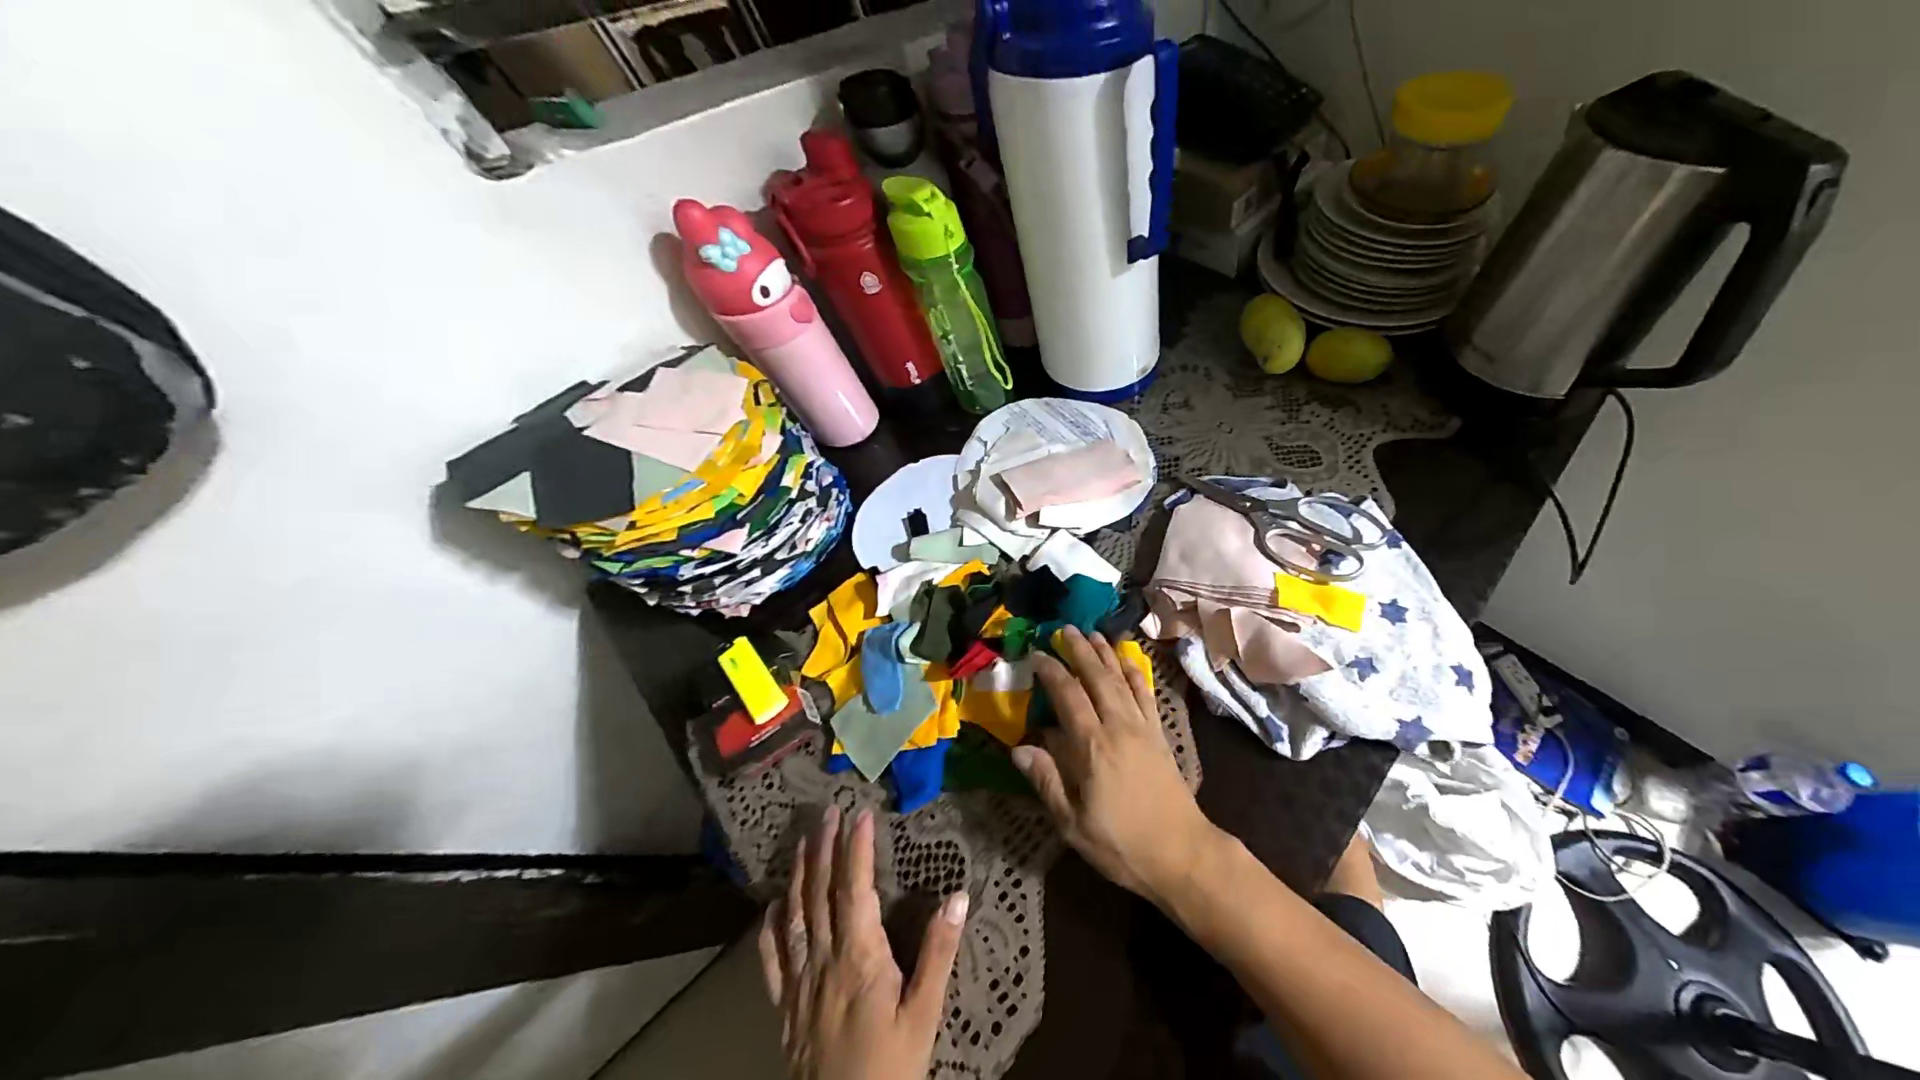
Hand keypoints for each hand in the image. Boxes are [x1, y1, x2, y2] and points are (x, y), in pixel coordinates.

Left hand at [758, 805, 969, 1079]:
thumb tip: (958, 896)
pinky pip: (773, 960)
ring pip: (794, 916)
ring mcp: (800, 982)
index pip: (855, 889)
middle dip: (824, 849)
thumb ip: (938, 953)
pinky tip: (771, 907)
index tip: (860, 814)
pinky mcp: (786, 1006)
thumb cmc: (892, 1066)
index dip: (856, 848)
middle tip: (828, 813)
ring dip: (799, 875)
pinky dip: (770, 929)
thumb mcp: (925, 1014)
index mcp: (859, 956)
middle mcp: (824, 959)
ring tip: (803, 842)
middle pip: (820, 894)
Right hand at [1013, 627, 1222, 905]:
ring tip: (1093, 633)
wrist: (1183, 855)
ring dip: (1106, 654)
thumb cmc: (1122, 844)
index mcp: (1093, 747)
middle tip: (1064, 628)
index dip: (1051, 672)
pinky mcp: (1160, 735)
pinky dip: (1135, 673)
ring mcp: (1143, 728)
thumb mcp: (1074, 823)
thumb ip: (1047, 782)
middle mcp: (1119, 728)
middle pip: (1097, 678)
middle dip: (1080, 650)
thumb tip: (1018, 748)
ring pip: (1122, 680)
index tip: (1036, 654)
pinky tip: (1128, 661)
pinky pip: (1146, 695)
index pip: (1068, 696)